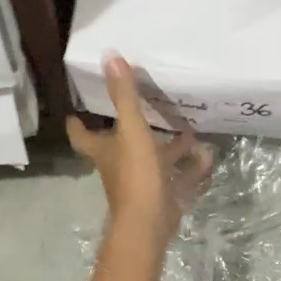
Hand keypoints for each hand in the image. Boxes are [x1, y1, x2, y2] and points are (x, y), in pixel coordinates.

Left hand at [68, 54, 211, 240]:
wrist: (150, 224)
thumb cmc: (136, 175)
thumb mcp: (132, 130)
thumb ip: (124, 96)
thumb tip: (109, 56)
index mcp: (105, 151)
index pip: (82, 136)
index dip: (77, 126)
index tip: (74, 115)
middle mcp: (119, 167)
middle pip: (121, 147)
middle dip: (133, 131)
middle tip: (146, 112)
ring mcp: (141, 184)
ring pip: (154, 161)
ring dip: (171, 148)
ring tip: (191, 133)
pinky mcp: (161, 198)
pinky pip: (176, 179)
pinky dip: (190, 169)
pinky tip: (207, 157)